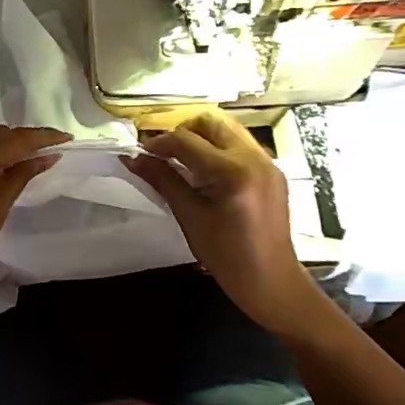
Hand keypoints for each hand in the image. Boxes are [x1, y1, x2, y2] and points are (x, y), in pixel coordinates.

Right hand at [122, 111, 313, 321]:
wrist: (272, 282)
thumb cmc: (227, 256)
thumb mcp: (190, 217)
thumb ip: (163, 180)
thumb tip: (132, 158)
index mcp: (233, 172)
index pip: (186, 140)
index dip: (158, 144)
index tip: (140, 153)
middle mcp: (254, 158)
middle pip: (209, 122)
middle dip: (181, 132)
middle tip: (164, 155)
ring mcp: (267, 162)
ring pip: (226, 129)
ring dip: (200, 137)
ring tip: (183, 161)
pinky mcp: (272, 170)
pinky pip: (240, 144)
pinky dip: (217, 148)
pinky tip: (205, 172)